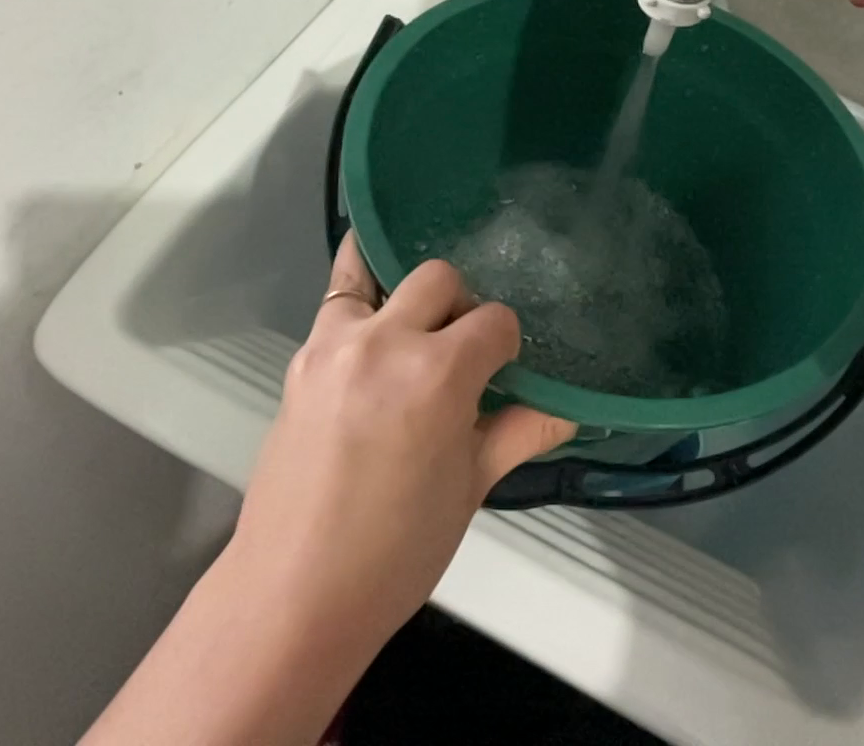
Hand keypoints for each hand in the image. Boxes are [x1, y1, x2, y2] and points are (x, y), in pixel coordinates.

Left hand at [228, 233, 575, 648]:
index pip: (494, 321)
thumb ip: (519, 433)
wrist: (297, 589)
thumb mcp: (471, 489)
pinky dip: (361, 301)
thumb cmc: (398, 550)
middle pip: (439, 278)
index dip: (507, 345)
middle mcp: (384, 341)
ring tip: (413, 339)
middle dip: (462, 306)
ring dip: (407, 295)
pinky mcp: (300, 358)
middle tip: (460, 354)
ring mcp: (333, 344)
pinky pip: (336, 302)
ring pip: (381, 273)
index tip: (504, 373)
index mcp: (437, 374)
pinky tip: (376, 336)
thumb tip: (567, 410)